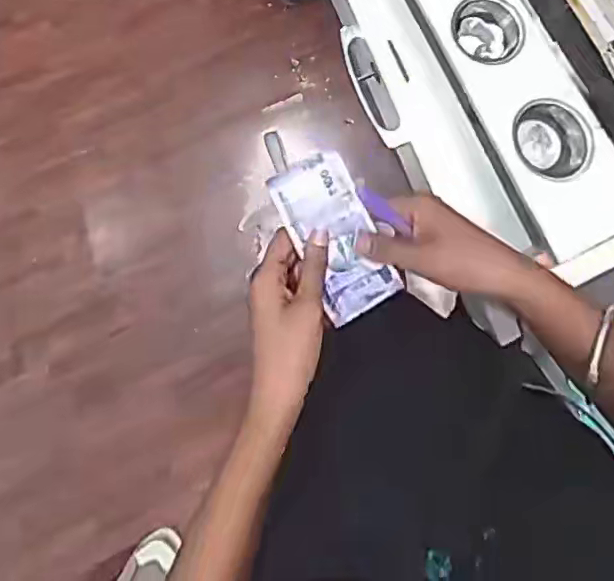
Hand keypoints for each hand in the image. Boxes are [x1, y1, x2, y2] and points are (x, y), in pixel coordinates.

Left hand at [247, 230, 329, 424]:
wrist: (280, 397)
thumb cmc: (292, 350)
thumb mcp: (308, 305)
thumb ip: (314, 266)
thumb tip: (319, 232)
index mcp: (264, 276)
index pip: (284, 237)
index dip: (306, 226)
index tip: (333, 217)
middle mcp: (264, 283)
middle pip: (290, 253)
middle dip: (316, 246)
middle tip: (347, 236)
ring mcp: (272, 298)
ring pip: (296, 271)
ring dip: (318, 266)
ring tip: (349, 254)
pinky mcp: (282, 313)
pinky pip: (298, 288)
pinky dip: (315, 284)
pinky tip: (338, 281)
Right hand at [358, 194, 542, 300]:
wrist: (505, 278)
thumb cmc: (470, 262)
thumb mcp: (419, 258)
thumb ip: (386, 248)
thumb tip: (358, 239)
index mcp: (419, 205)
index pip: (376, 205)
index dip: (357, 220)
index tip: (339, 233)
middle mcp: (425, 210)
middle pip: (385, 219)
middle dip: (368, 236)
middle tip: (348, 253)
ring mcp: (432, 225)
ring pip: (397, 233)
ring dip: (384, 248)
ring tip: (365, 263)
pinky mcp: (439, 241)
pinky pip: (409, 243)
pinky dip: (399, 255)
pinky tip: (392, 270)